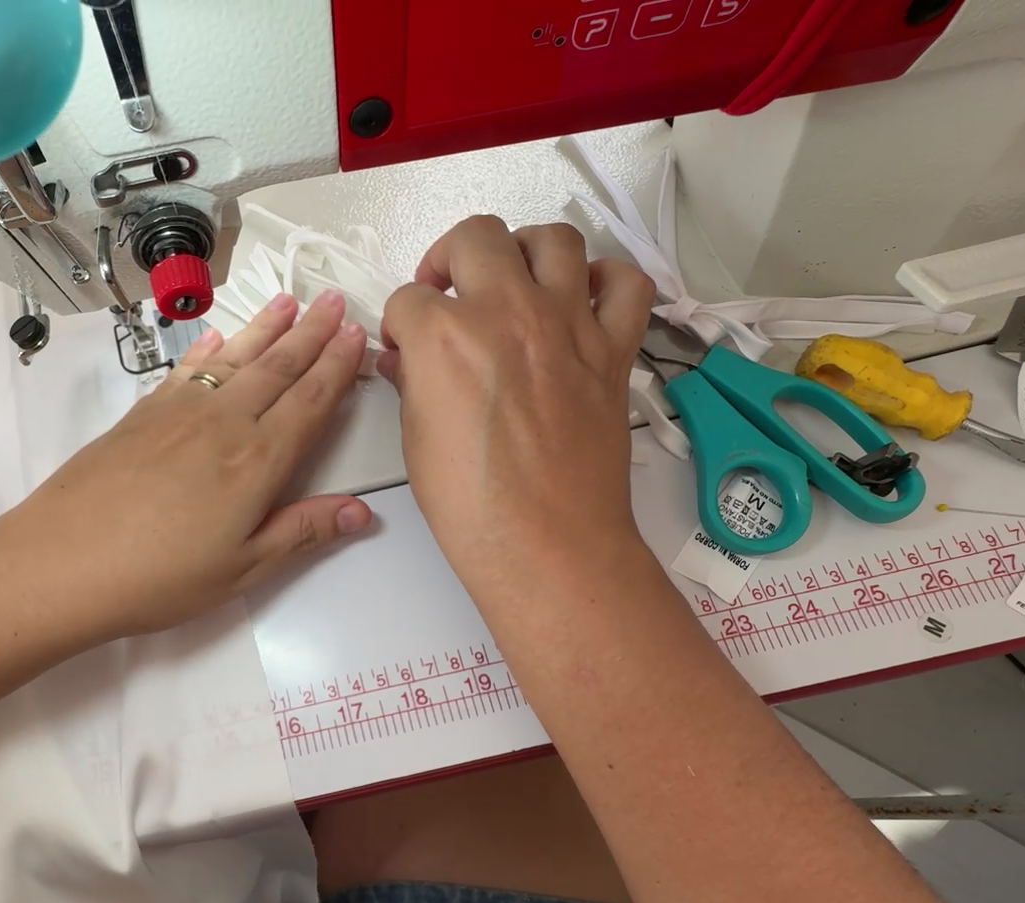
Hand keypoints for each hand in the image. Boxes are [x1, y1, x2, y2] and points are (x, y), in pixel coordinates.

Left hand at [0, 289, 371, 644]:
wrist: (61, 563)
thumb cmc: (159, 577)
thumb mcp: (243, 568)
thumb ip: (304, 532)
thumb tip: (363, 511)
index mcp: (257, 460)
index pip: (310, 401)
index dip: (337, 366)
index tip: (357, 333)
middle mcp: (222, 422)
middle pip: (277, 368)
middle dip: (311, 332)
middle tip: (335, 300)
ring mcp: (177, 412)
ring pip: (233, 358)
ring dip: (265, 329)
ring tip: (288, 302)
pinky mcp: (140, 415)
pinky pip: (185, 370)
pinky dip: (207, 350)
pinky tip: (216, 338)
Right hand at [378, 218, 654, 597]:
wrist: (544, 542)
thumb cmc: (473, 505)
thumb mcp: (417, 440)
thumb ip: (412, 383)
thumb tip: (407, 362)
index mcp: (445, 337)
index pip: (409, 300)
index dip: (399, 323)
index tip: (402, 345)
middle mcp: (507, 313)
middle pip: (474, 238)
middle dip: (448, 258)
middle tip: (445, 290)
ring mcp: (567, 325)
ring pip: (552, 240)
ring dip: (523, 250)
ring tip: (511, 280)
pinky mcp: (611, 349)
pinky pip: (626, 283)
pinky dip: (605, 280)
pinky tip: (581, 301)